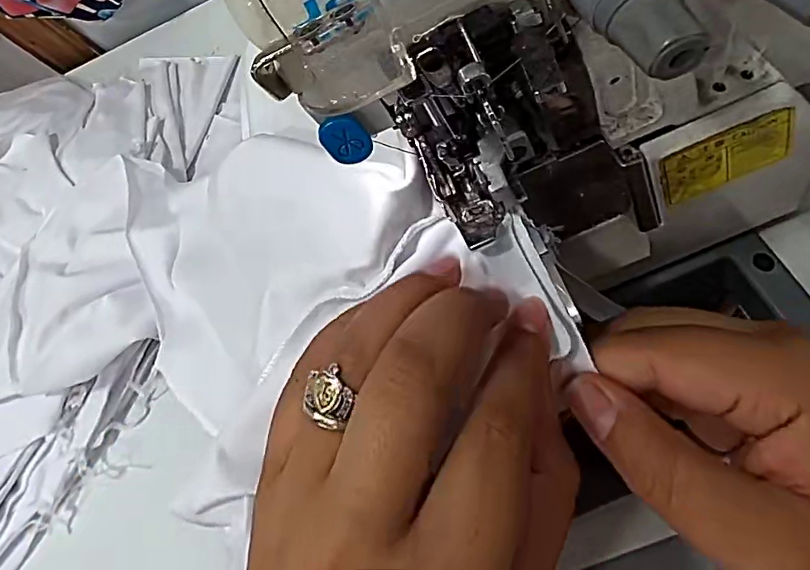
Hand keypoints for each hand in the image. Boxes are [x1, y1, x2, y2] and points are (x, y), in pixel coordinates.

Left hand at [250, 262, 578, 569]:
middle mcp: (358, 530)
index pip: (491, 436)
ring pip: (351, 360)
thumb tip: (535, 374)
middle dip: (460, 318)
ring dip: (401, 302)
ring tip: (440, 279)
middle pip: (412, 382)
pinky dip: (348, 325)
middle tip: (488, 300)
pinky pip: (305, 372)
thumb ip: (540, 482)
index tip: (530, 329)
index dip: (520, 363)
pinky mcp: (269, 472)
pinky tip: (383, 305)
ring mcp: (301, 494)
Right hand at [567, 308, 809, 569]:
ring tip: (600, 430)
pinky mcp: (773, 390)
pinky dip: (659, 400)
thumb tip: (589, 399)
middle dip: (608, 370)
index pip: (653, 344)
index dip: (595, 368)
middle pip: (658, 333)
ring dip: (630, 386)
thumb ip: (667, 467)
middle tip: (568, 417)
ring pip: (669, 350)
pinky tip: (646, 436)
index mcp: (785, 371)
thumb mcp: (768, 545)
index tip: (552, 397)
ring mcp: (778, 367)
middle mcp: (780, 350)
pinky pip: (693, 376)